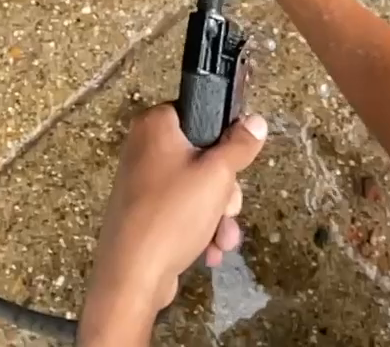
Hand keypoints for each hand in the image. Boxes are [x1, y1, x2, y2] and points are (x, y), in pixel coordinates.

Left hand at [79, 105, 268, 341]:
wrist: (133, 276)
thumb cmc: (172, 214)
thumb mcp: (217, 175)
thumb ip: (239, 146)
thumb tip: (256, 121)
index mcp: (155, 124)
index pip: (199, 114)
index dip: (223, 138)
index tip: (235, 162)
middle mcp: (144, 146)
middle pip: (202, 155)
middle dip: (223, 188)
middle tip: (227, 206)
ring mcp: (142, 180)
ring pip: (196, 187)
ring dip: (217, 214)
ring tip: (221, 237)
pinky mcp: (143, 211)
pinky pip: (181, 209)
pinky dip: (199, 227)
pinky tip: (209, 251)